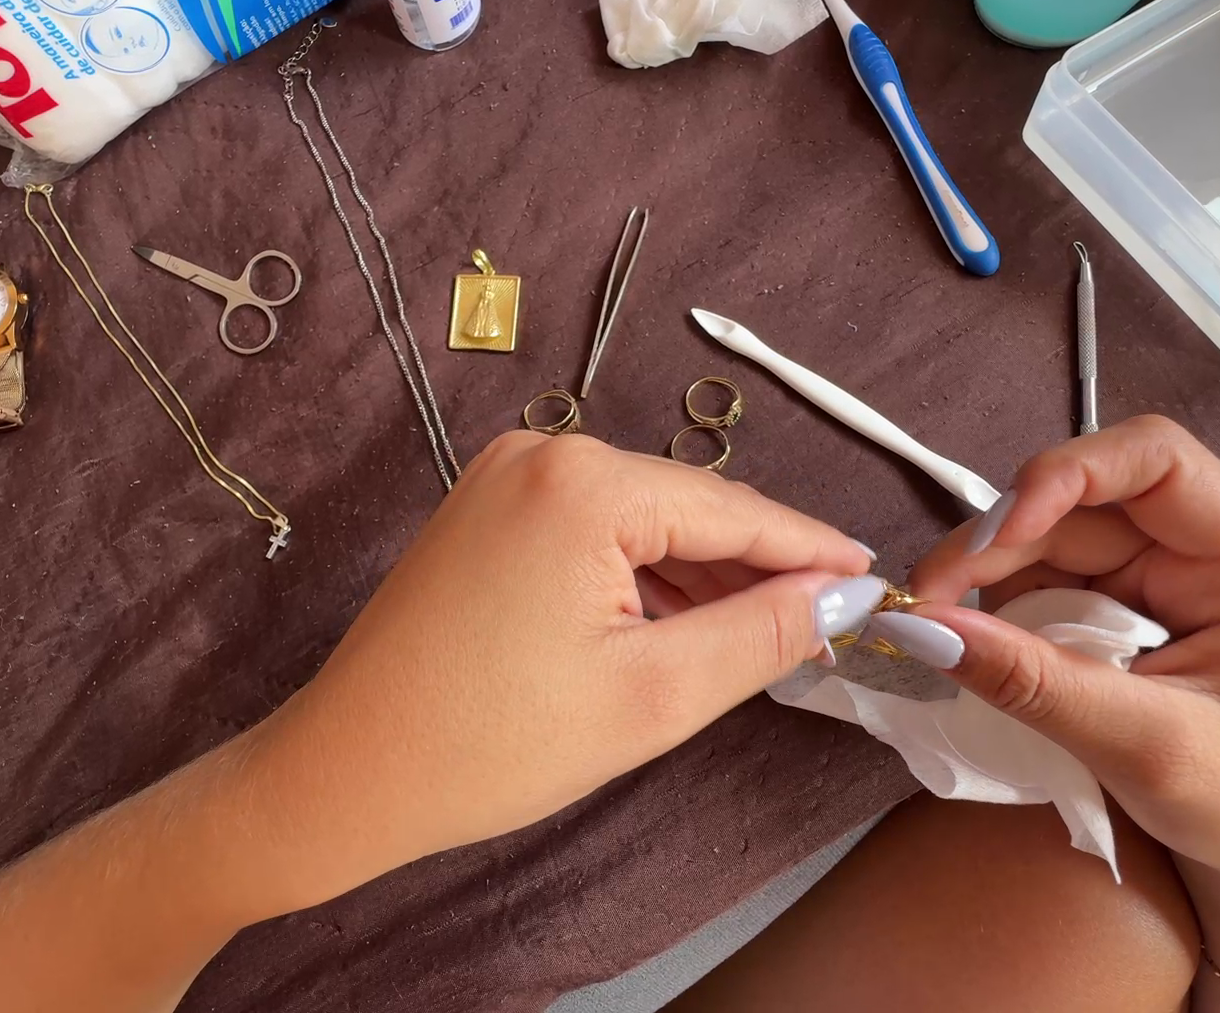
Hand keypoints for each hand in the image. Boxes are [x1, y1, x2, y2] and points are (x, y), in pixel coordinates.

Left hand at [250, 431, 872, 896]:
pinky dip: (636, 570)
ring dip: (693, 573)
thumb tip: (837, 594)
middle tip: (815, 623)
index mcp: (582, 481)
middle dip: (747, 567)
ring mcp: (505, 473)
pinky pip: (589, 527)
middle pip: (681, 508)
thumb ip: (760, 633)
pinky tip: (670, 616)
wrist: (350, 768)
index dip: (807, 547)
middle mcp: (541, 452)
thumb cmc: (496, 741)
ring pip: (636, 518)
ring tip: (750, 630)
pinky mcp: (486, 504)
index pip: (729, 509)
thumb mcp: (653, 694)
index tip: (869, 574)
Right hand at [898, 416, 1219, 886]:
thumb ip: (1031, 683)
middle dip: (989, 545)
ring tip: (934, 628)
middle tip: (924, 603)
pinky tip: (964, 641)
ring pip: (1034, 539)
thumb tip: (917, 627)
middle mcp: (1190, 553)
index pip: (1155, 462)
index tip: (996, 538)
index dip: (1067, 475)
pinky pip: (1023, 581)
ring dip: (974, 575)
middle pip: (1069, 505)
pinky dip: (983, 606)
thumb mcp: (1146, 750)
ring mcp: (1139, 578)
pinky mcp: (1099, 606)